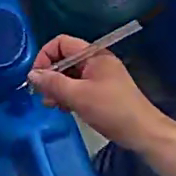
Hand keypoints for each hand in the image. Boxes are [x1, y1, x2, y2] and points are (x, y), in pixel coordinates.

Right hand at [27, 35, 170, 147]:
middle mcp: (96, 61)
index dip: (45, 56)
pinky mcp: (101, 91)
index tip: (37, 78)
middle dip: (50, 76)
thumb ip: (53, 83)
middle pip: (64, 59)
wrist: (143, 133)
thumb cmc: (111, 110)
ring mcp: (99, 76)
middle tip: (44, 96)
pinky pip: (78, 87)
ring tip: (53, 106)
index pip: (61, 43)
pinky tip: (65, 109)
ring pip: (69, 75)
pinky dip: (68, 95)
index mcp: (93, 55)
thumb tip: (31, 74)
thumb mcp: (78, 95)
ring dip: (57, 88)